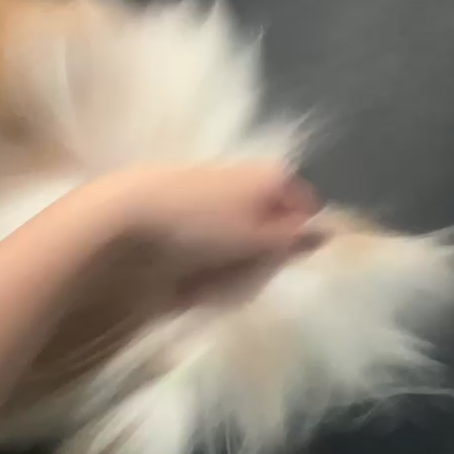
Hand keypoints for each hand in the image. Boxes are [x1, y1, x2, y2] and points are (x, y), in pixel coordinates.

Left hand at [26, 164, 322, 380]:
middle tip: (246, 277)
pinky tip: (187, 273)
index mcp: (273, 175)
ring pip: (241, 228)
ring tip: (211, 280)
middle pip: (274, 218)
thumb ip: (294, 237)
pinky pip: (211, 230)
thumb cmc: (202, 224)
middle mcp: (249, 173)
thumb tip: (328, 232)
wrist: (124, 212)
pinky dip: (205, 251)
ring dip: (233, 256)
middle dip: (264, 250)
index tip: (284, 267)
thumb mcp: (257, 239)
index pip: (307, 208)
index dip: (300, 239)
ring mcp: (216, 183)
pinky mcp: (186, 197)